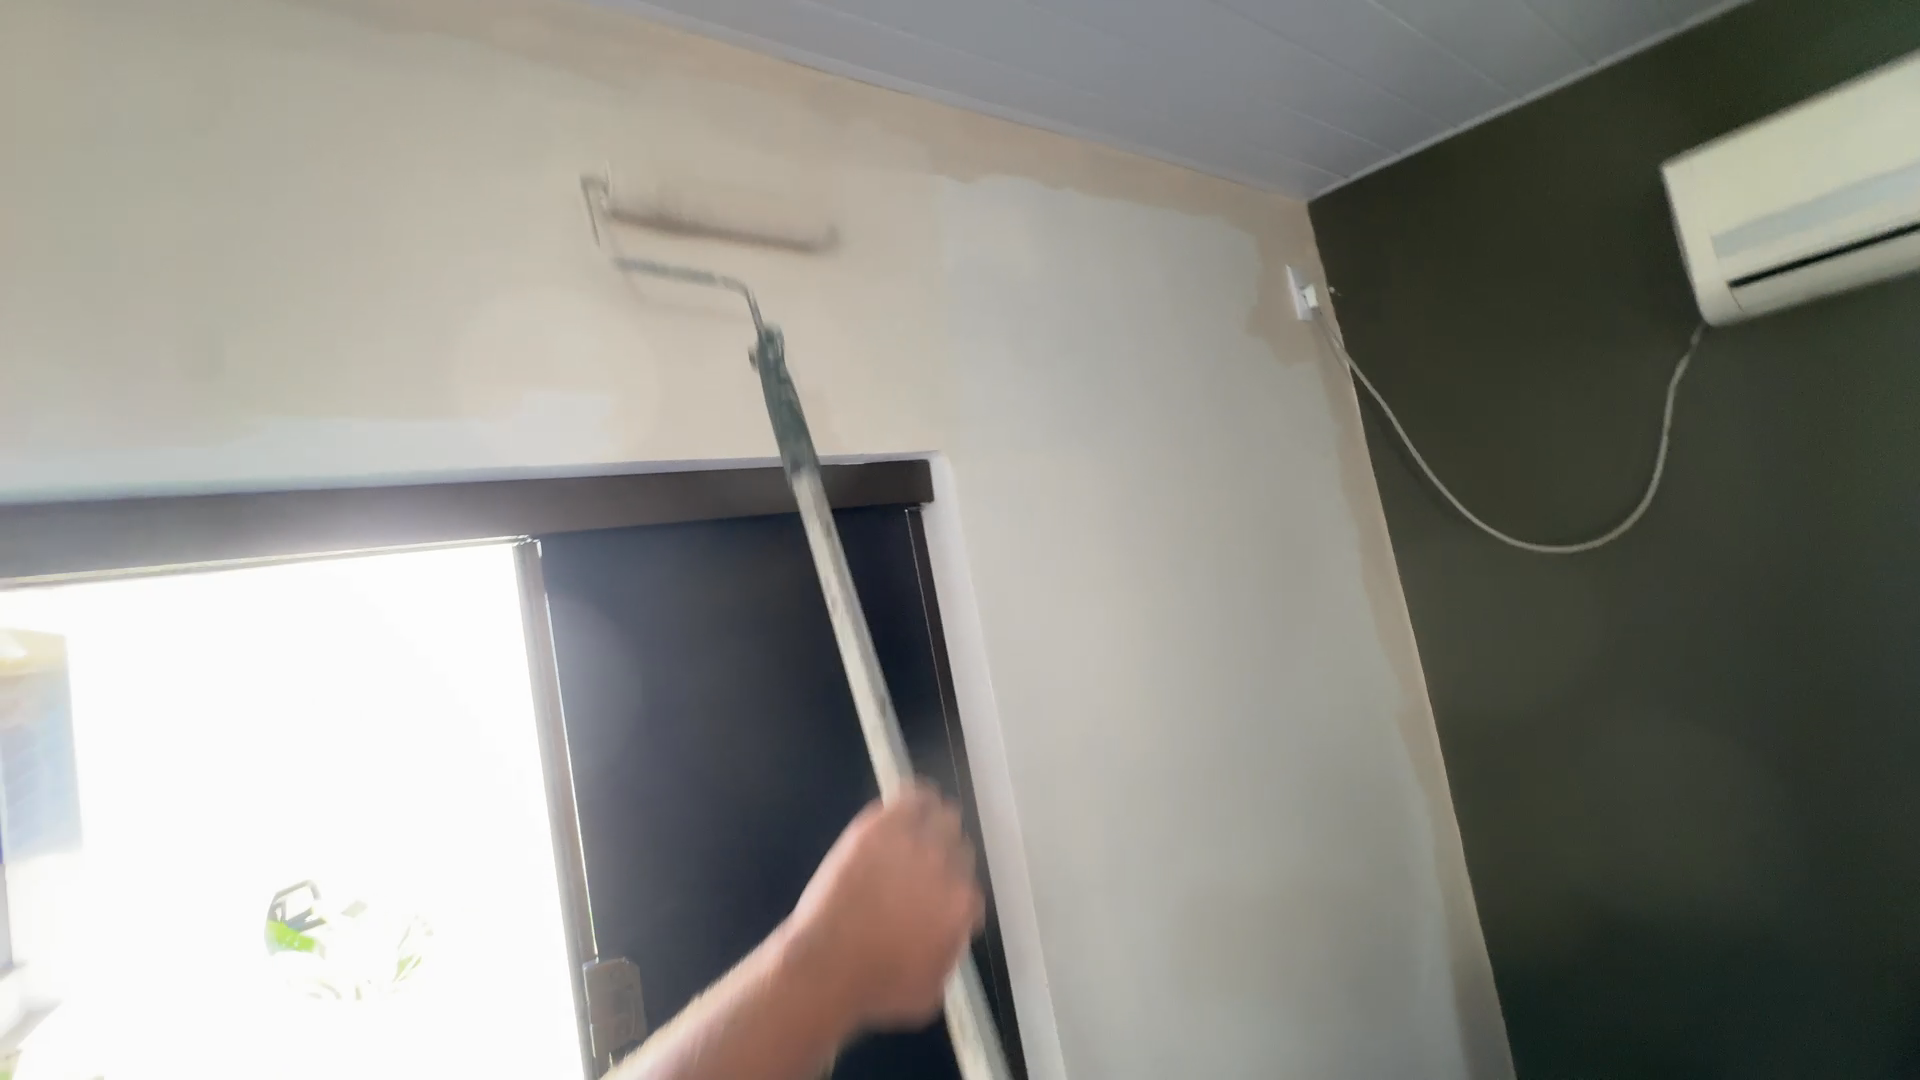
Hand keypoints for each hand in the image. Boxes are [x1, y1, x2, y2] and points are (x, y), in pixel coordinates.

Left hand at [780, 782, 984, 1034]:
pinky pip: (915, 796)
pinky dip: (918, 798)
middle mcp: (947, 868)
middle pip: (960, 848)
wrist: (825, 965)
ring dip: (936, 825)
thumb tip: (948, 938)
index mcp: (962, 907)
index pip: (971, 891)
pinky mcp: (884, 826)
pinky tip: (910, 806)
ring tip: (918, 832)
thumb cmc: (875, 987)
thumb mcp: (930, 989)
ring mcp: (916, 843)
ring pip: (944, 816)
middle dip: (945, 860)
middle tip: (921, 870)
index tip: (933, 901)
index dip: (951, 896)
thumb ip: (949, 955)